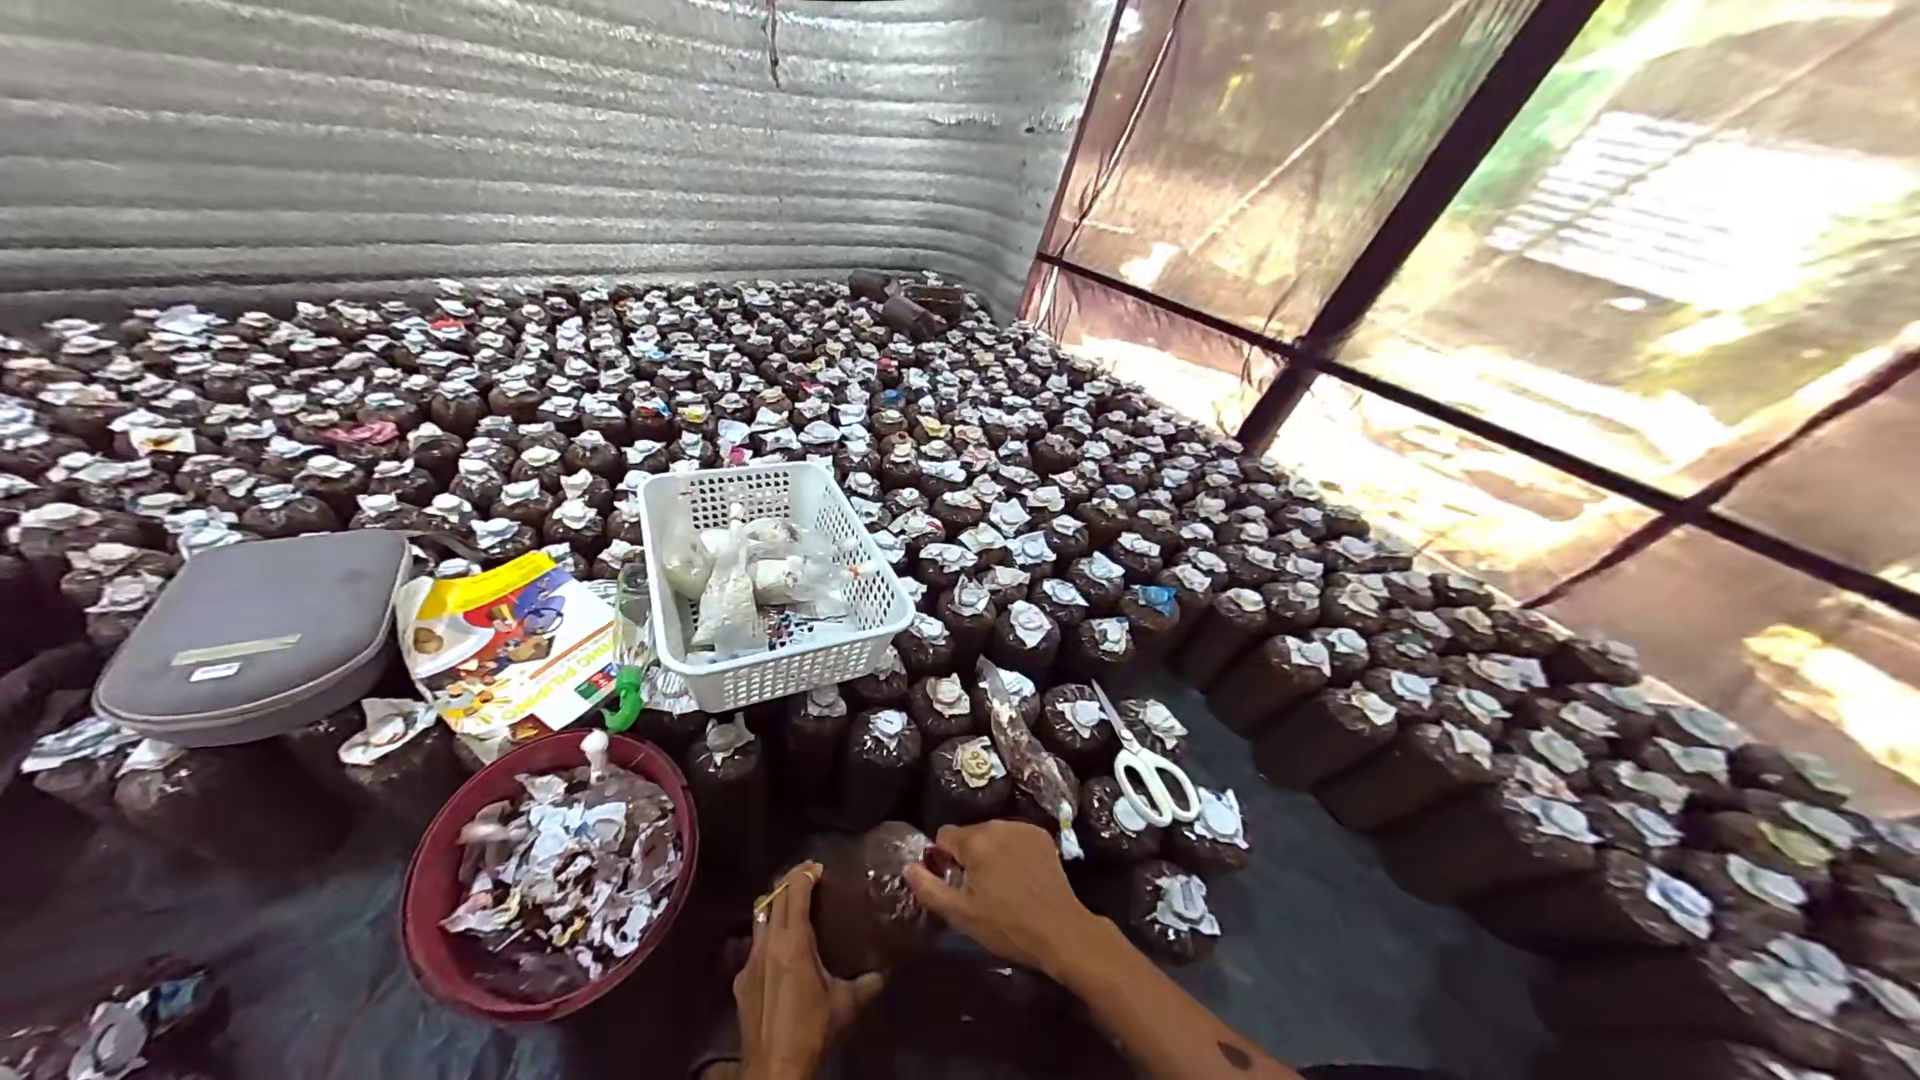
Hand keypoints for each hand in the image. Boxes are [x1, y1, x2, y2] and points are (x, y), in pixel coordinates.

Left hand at [734, 862, 884, 1079]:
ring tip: (793, 907)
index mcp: (794, 942)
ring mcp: (750, 962)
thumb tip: (887, 970)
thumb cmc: (812, 1030)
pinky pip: (753, 945)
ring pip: (758, 917)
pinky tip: (779, 950)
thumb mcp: (847, 1004)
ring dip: (775, 905)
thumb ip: (868, 982)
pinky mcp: (740, 980)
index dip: (805, 874)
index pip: (794, 891)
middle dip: (789, 882)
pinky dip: (766, 935)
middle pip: (773, 897)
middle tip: (808, 878)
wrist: (773, 1070)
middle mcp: (768, 944)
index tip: (819, 868)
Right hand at [903, 821, 1109, 978]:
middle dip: (968, 856)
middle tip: (977, 889)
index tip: (954, 882)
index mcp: (975, 839)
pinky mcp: (1041, 835)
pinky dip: (1011, 850)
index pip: (944, 835)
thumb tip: (909, 866)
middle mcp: (998, 824)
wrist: (1060, 930)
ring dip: (989, 852)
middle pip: (969, 834)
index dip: (943, 859)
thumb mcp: (960, 914)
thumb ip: (928, 888)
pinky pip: (1014, 837)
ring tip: (999, 884)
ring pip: (992, 834)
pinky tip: (1019, 875)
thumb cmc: (1007, 925)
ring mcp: (1023, 827)